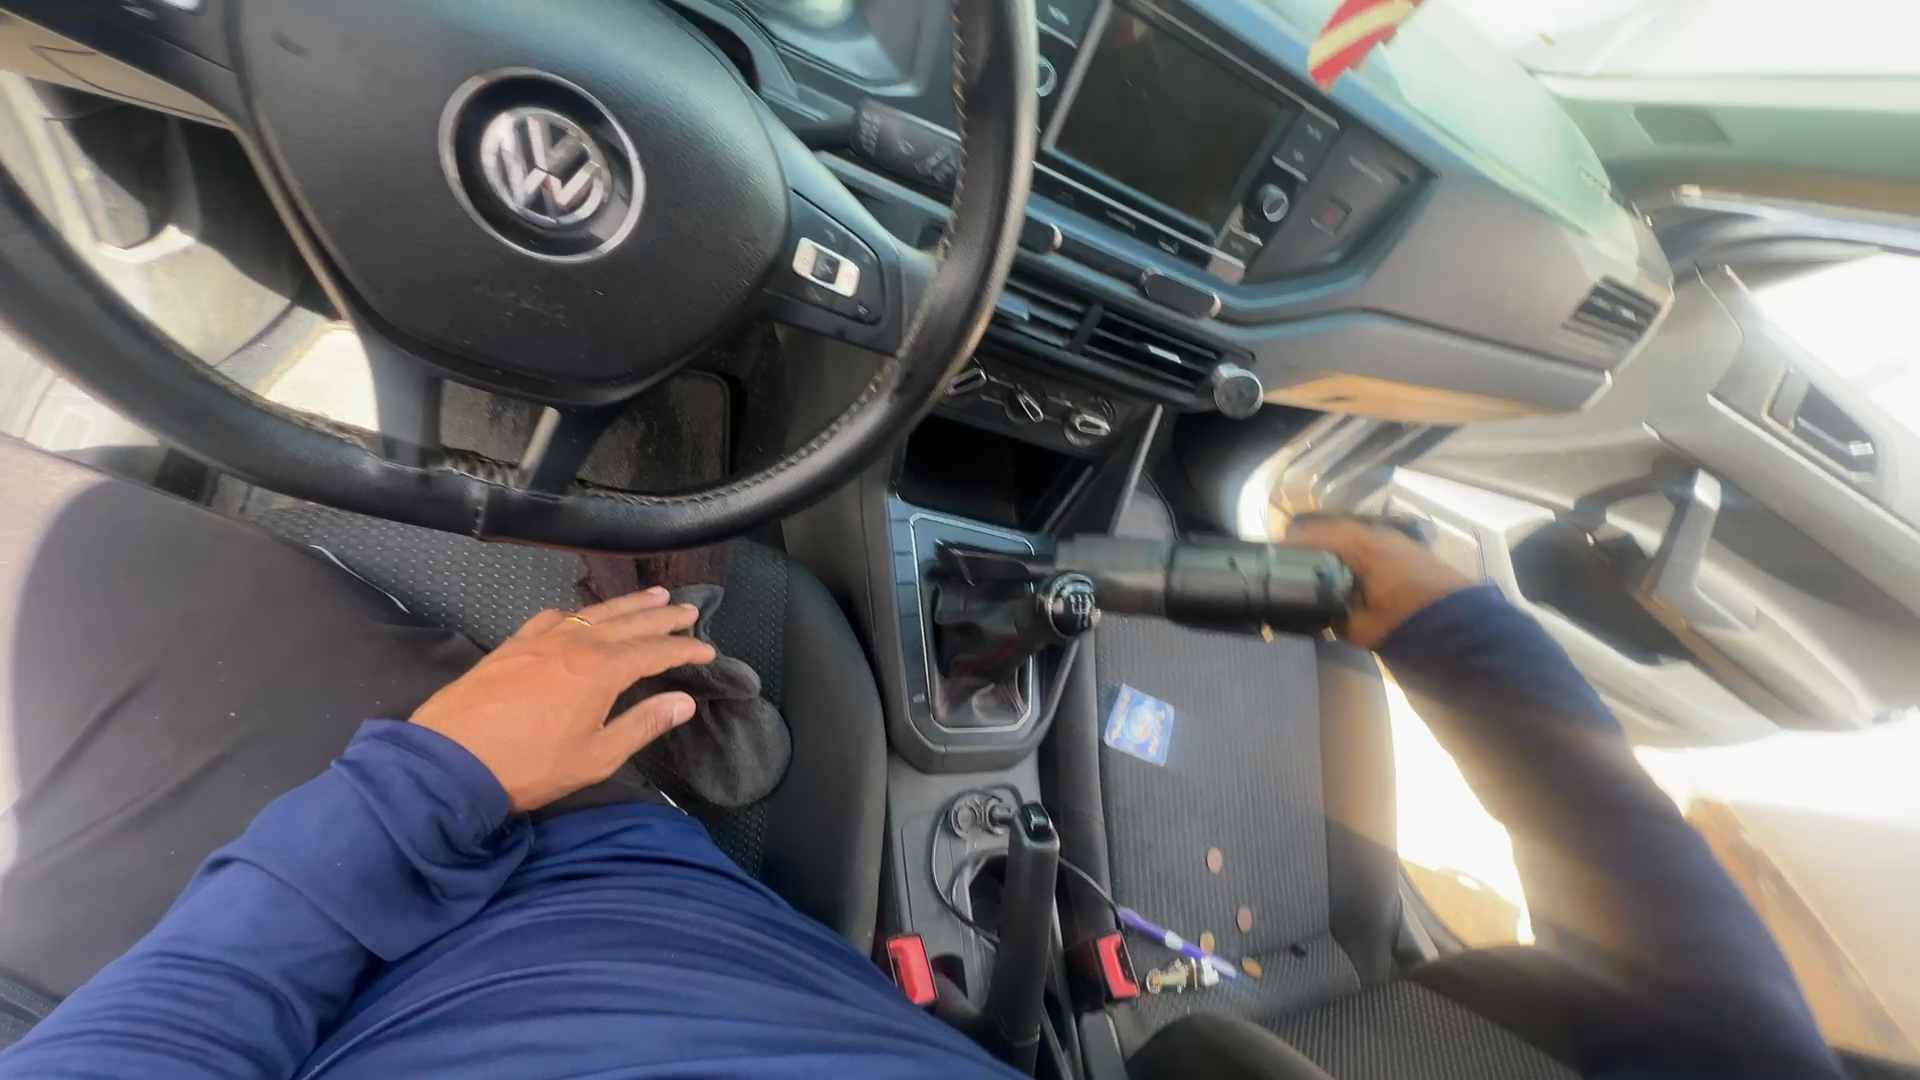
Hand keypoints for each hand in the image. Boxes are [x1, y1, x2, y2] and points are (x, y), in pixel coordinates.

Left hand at [411, 587, 716, 811]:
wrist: (445, 766)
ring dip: (629, 604)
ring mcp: (541, 640)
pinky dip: (576, 612)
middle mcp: (577, 644)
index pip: (656, 651)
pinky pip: (552, 617)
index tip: (708, 651)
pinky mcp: (511, 646)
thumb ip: (644, 724)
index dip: (686, 650)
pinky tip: (578, 614)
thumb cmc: (529, 766)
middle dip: (664, 616)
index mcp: (603, 670)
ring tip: (653, 595)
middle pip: (631, 622)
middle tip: (689, 610)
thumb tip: (684, 702)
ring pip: (595, 612)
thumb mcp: (597, 756)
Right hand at [1285, 516, 1473, 648]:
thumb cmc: (1405, 624)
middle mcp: (1379, 537)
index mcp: (1362, 548)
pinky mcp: (1412, 554)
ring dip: (1336, 549)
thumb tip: (1315, 613)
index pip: (1315, 535)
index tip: (1273, 554)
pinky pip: (1373, 547)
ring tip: (1317, 568)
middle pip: (1335, 532)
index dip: (1291, 544)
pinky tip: (1349, 574)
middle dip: (1312, 544)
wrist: (1465, 630)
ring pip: (1356, 539)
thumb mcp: (1359, 627)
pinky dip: (1356, 556)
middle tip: (1291, 560)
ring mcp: (1398, 543)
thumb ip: (1333, 617)